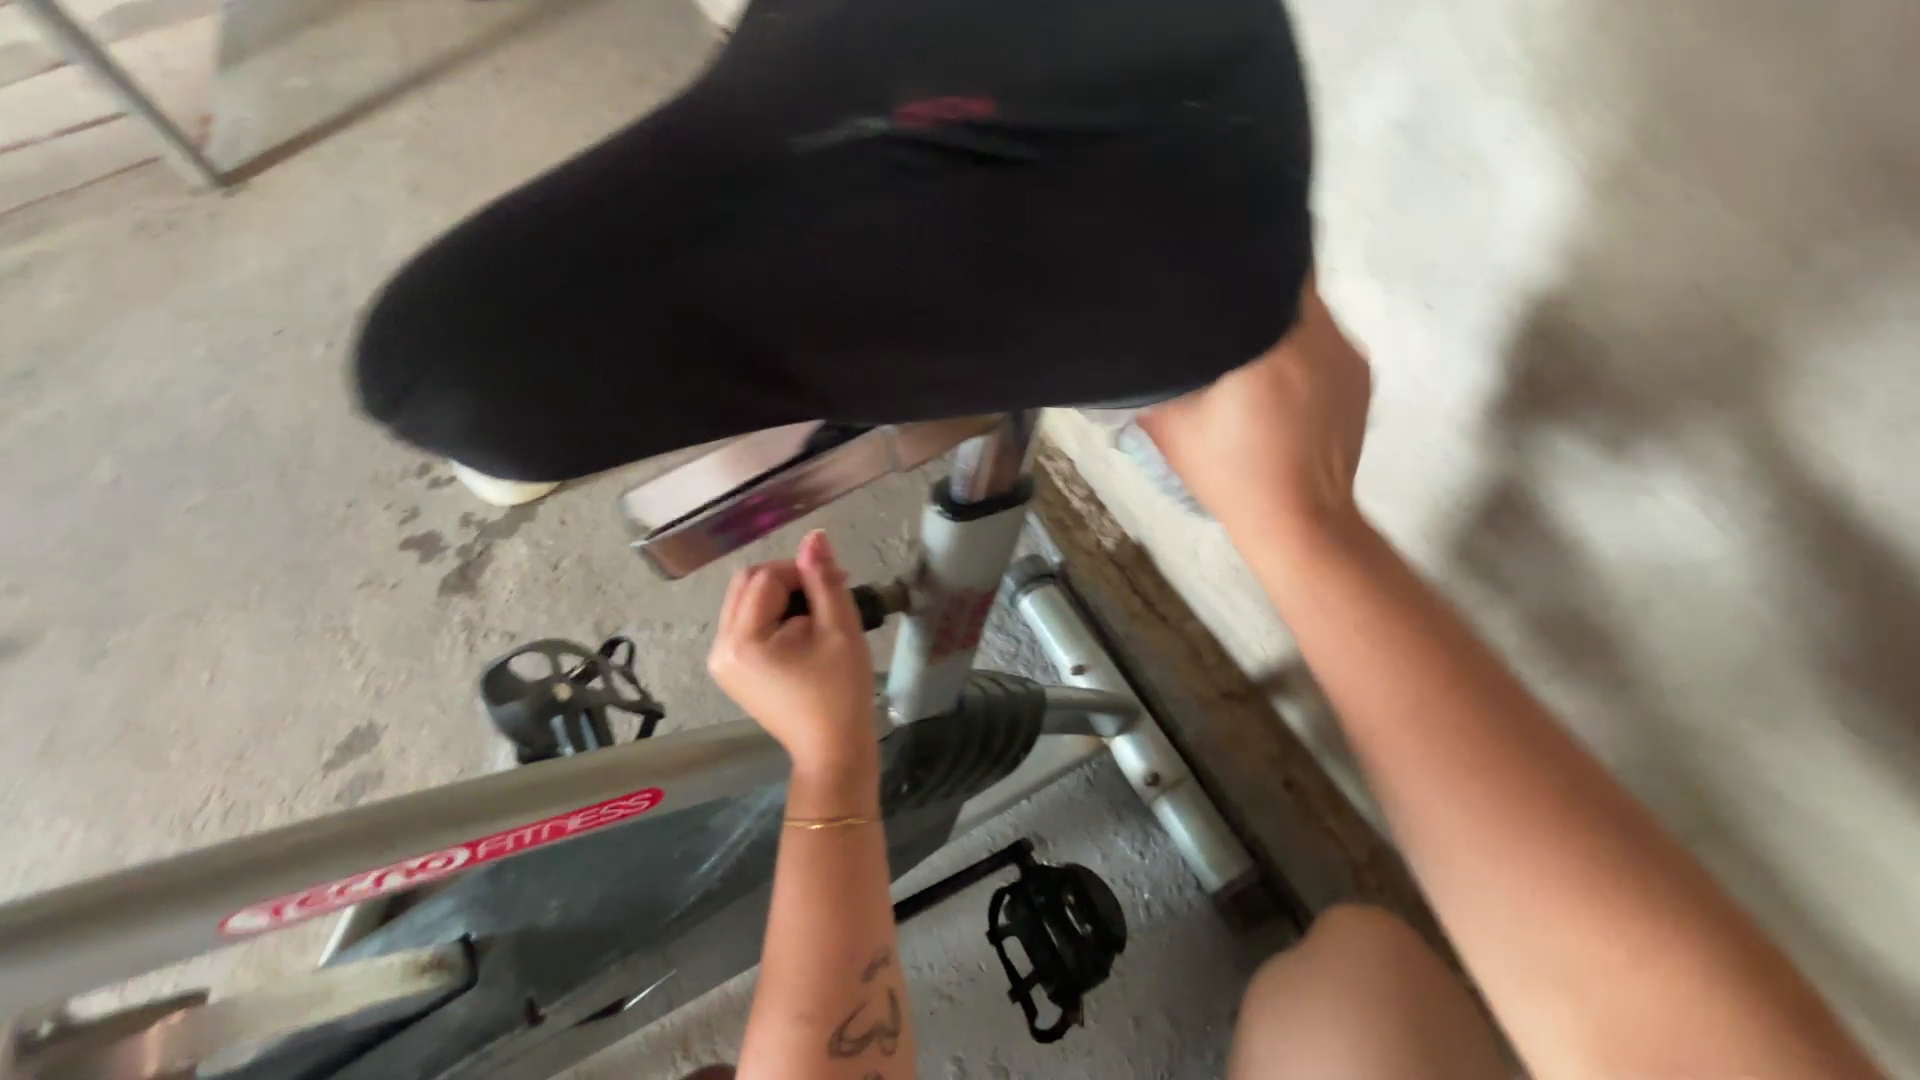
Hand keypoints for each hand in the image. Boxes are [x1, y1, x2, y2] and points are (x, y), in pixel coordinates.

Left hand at [708, 530, 877, 777]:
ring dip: (781, 598)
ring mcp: (721, 662)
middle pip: (748, 584)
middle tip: (826, 600)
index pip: (766, 577)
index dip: (803, 573)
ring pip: (746, 601)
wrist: (833, 749)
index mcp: (741, 640)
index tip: (838, 587)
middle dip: (788, 582)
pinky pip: (746, 624)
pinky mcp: (731, 671)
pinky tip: (800, 636)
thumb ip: (824, 579)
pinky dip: (772, 617)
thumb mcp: (840, 628)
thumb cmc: (841, 691)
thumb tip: (814, 536)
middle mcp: (719, 647)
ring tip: (816, 620)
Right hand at [1136, 276, 1372, 542]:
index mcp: (1269, 340)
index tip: (1209, 262)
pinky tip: (1282, 376)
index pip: (1263, 267)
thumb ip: (1152, 380)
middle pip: (1287, 282)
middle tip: (1221, 304)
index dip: (1235, 260)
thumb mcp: (1171, 427)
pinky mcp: (1361, 374)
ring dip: (1280, 317)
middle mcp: (1318, 333)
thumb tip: (1137, 347)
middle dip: (1255, 289)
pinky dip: (1304, 346)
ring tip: (1249, 339)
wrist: (1301, 521)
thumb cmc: (1231, 474)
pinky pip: (1327, 340)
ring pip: (1309, 310)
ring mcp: (1347, 352)